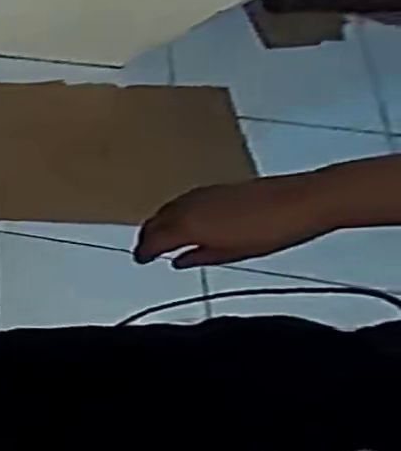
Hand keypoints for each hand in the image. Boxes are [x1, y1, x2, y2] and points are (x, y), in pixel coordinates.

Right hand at [134, 174, 334, 267]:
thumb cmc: (274, 231)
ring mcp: (196, 196)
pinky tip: (185, 218)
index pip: (151, 242)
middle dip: (146, 237)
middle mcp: (182, 210)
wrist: (309, 199)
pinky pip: (180, 202)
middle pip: (152, 225)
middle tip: (148, 249)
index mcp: (184, 228)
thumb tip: (178, 261)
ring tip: (164, 234)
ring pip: (163, 212)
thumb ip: (201, 257)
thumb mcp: (237, 252)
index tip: (142, 260)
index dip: (144, 253)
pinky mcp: (211, 188)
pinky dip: (174, 212)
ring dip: (159, 224)